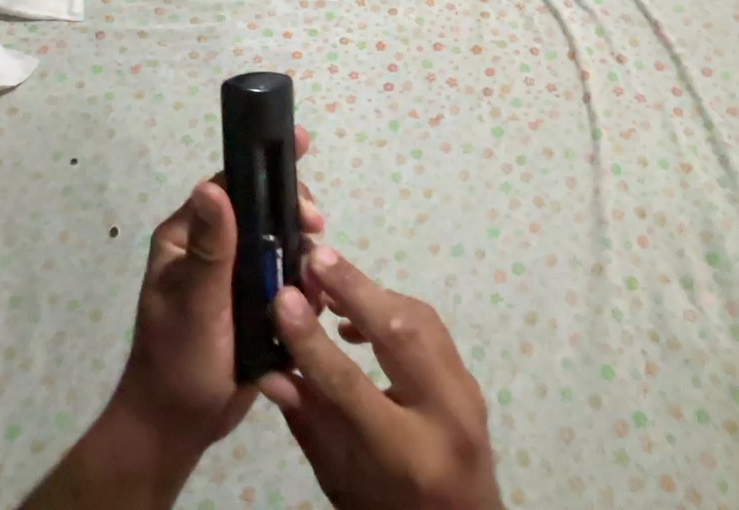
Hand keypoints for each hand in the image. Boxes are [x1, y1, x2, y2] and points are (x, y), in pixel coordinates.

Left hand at [24, 129, 324, 508]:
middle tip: (317, 228)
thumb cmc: (178, 361)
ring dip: (302, 254)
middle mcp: (210, 248)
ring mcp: (233, 276)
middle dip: (293, 215)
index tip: (301, 151)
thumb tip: (211, 186)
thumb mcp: (195, 302)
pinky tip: (317, 300)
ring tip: (316, 277)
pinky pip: (284, 279)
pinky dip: (303, 284)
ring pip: (278, 245)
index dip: (264, 169)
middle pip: (261, 211)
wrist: (179, 427)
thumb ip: (210, 248)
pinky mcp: (253, 303)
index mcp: (186, 237)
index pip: (229, 185)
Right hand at [258, 247, 501, 509]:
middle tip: (312, 257)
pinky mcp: (469, 379)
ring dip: (373, 293)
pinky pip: (430, 329)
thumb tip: (268, 368)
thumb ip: (309, 422)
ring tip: (326, 279)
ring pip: (421, 320)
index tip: (282, 297)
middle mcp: (448, 417)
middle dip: (355, 289)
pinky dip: (392, 309)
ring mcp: (467, 394)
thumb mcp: (340, 482)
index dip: (313, 340)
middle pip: (403, 333)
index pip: (351, 385)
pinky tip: (354, 317)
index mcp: (408, 456)